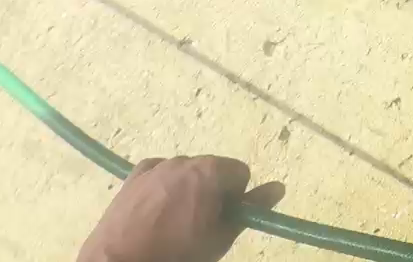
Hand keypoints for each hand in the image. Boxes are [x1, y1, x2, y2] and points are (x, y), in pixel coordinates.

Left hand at [77, 155, 285, 261]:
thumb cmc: (175, 256)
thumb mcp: (219, 238)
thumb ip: (251, 209)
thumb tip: (279, 188)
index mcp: (211, 171)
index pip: (240, 174)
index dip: (234, 200)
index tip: (218, 222)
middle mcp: (187, 160)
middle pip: (213, 171)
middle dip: (210, 192)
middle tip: (195, 226)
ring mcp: (158, 168)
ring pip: (186, 172)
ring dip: (186, 189)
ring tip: (170, 223)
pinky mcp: (133, 179)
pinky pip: (158, 172)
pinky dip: (162, 185)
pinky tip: (154, 209)